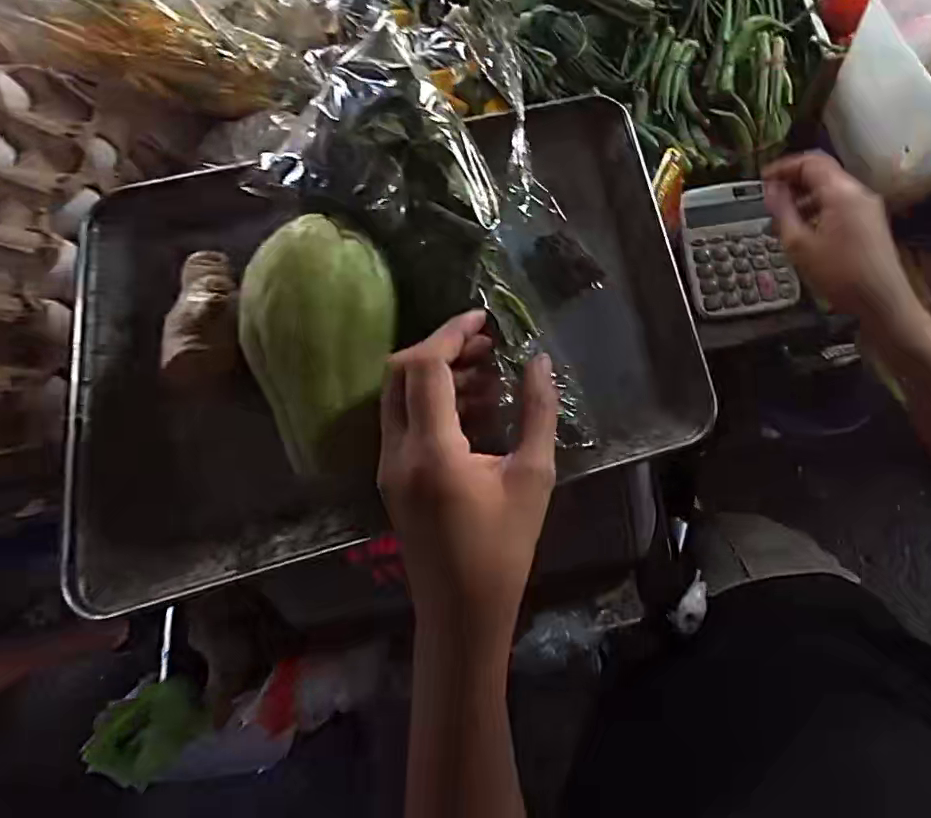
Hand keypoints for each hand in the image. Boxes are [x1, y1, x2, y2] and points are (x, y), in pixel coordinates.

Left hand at [379, 310, 557, 646]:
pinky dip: (436, 401)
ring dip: (440, 373)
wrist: (462, 612)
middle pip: (401, 374)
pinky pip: (406, 421)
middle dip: (442, 347)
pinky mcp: (394, 478)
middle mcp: (398, 452)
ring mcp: (389, 467)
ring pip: (400, 396)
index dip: (452, 332)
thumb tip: (540, 361)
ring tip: (491, 372)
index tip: (485, 317)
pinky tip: (479, 406)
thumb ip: (538, 412)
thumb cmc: (504, 546)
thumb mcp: (534, 475)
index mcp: (432, 451)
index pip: (425, 368)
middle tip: (488, 343)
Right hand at [763, 151, 919, 327]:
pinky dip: (820, 209)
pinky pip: (841, 204)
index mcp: (841, 192)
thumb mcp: (800, 245)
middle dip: (793, 182)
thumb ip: (782, 211)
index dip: (783, 167)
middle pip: (821, 173)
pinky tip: (806, 231)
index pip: (809, 161)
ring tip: (784, 218)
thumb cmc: (842, 276)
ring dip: (805, 197)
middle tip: (771, 198)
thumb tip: (772, 191)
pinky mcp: (871, 223)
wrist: (884, 303)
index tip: (763, 180)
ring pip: (831, 189)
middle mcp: (858, 193)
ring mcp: (868, 207)